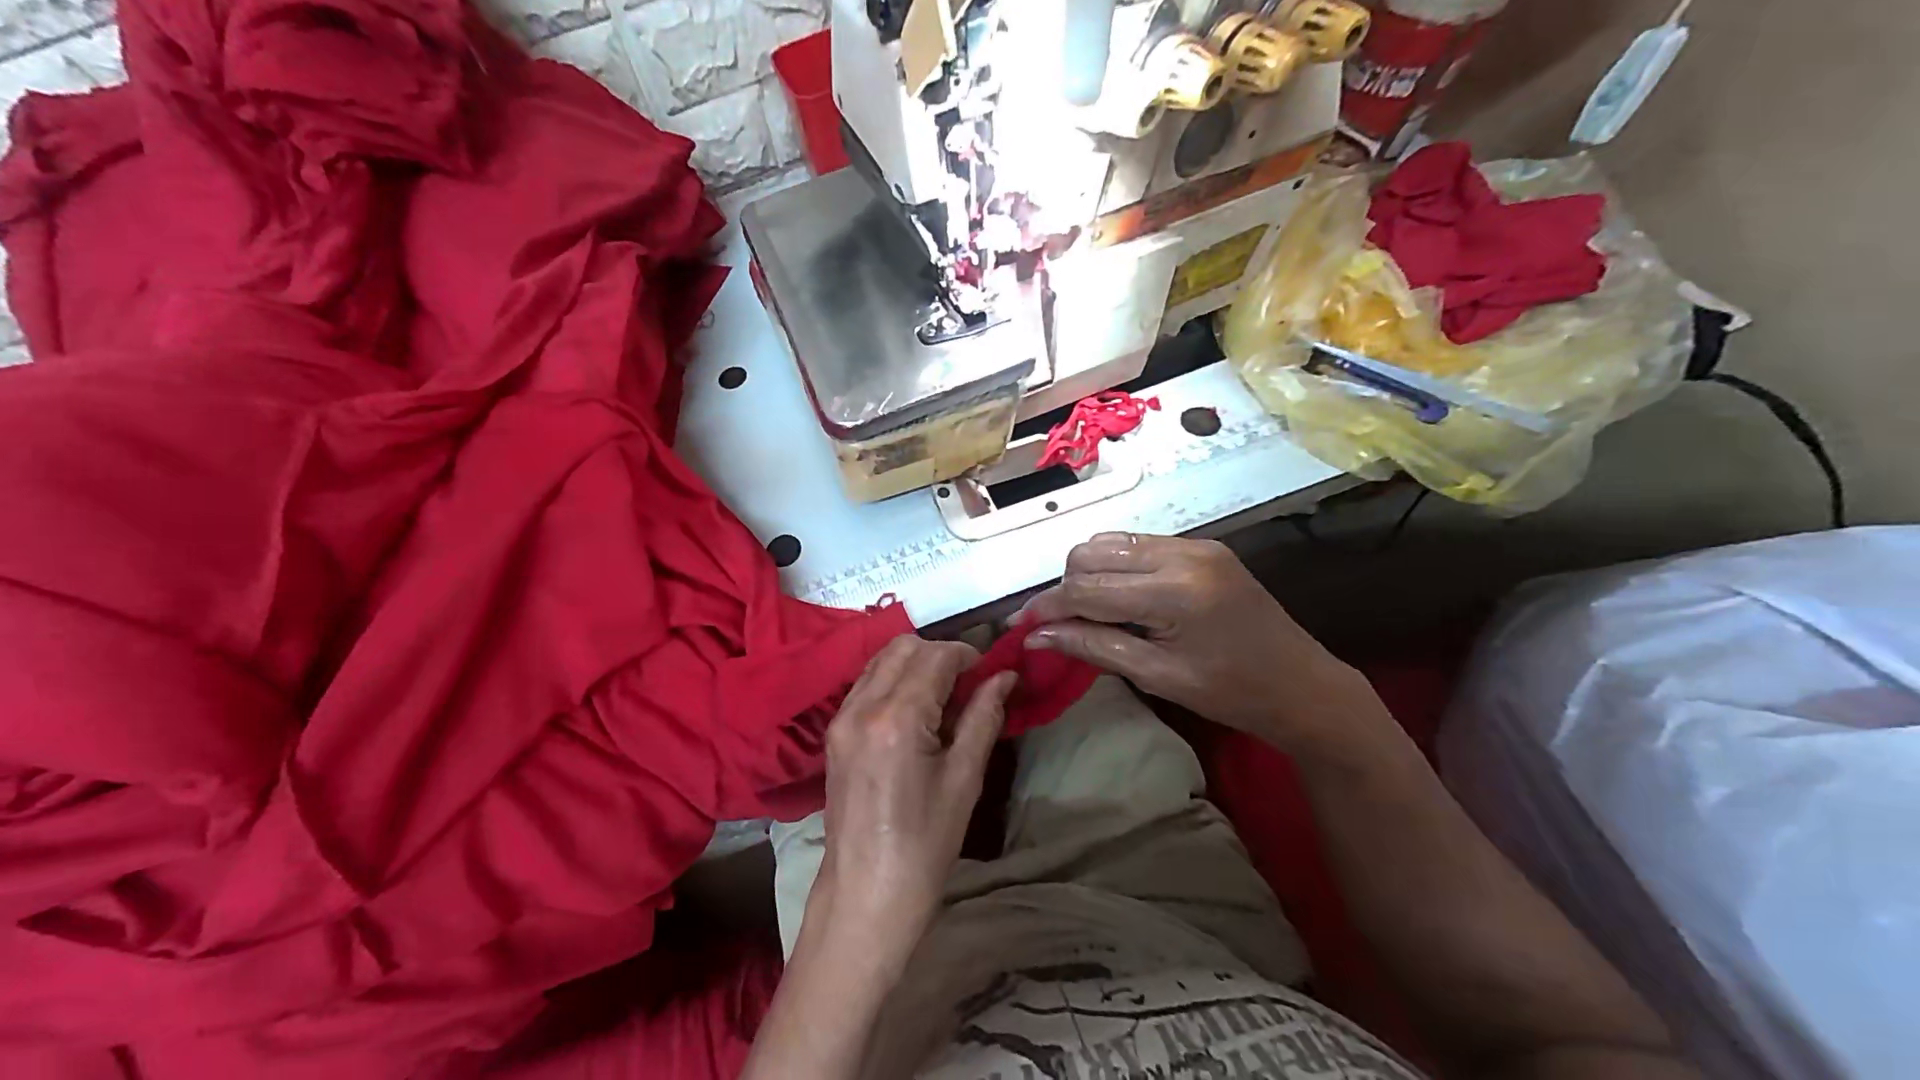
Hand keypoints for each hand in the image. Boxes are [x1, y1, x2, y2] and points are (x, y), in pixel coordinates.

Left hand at [811, 635, 1017, 959]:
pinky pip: (865, 684)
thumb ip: (984, 716)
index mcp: (897, 718)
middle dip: (940, 654)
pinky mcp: (834, 733)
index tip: (990, 674)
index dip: (968, 655)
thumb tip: (1005, 676)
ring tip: (943, 699)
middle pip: (903, 647)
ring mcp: (841, 718)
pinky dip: (893, 681)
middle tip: (967, 685)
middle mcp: (862, 707)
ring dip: (915, 664)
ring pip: (880, 660)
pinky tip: (915, 713)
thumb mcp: (964, 779)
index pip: (935, 657)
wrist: (866, 893)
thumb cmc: (925, 844)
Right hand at [1017, 533, 1376, 758]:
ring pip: (1111, 542)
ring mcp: (1195, 545)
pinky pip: (1139, 545)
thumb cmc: (1231, 693)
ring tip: (1091, 613)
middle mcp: (1182, 554)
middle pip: (1092, 553)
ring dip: (1089, 573)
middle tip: (1063, 625)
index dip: (1048, 607)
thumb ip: (1092, 647)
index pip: (1086, 588)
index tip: (1022, 627)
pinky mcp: (1203, 547)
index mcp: (1174, 591)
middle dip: (1067, 587)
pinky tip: (1122, 599)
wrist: (1302, 685)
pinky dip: (1117, 568)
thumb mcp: (1156, 676)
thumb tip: (1035, 637)